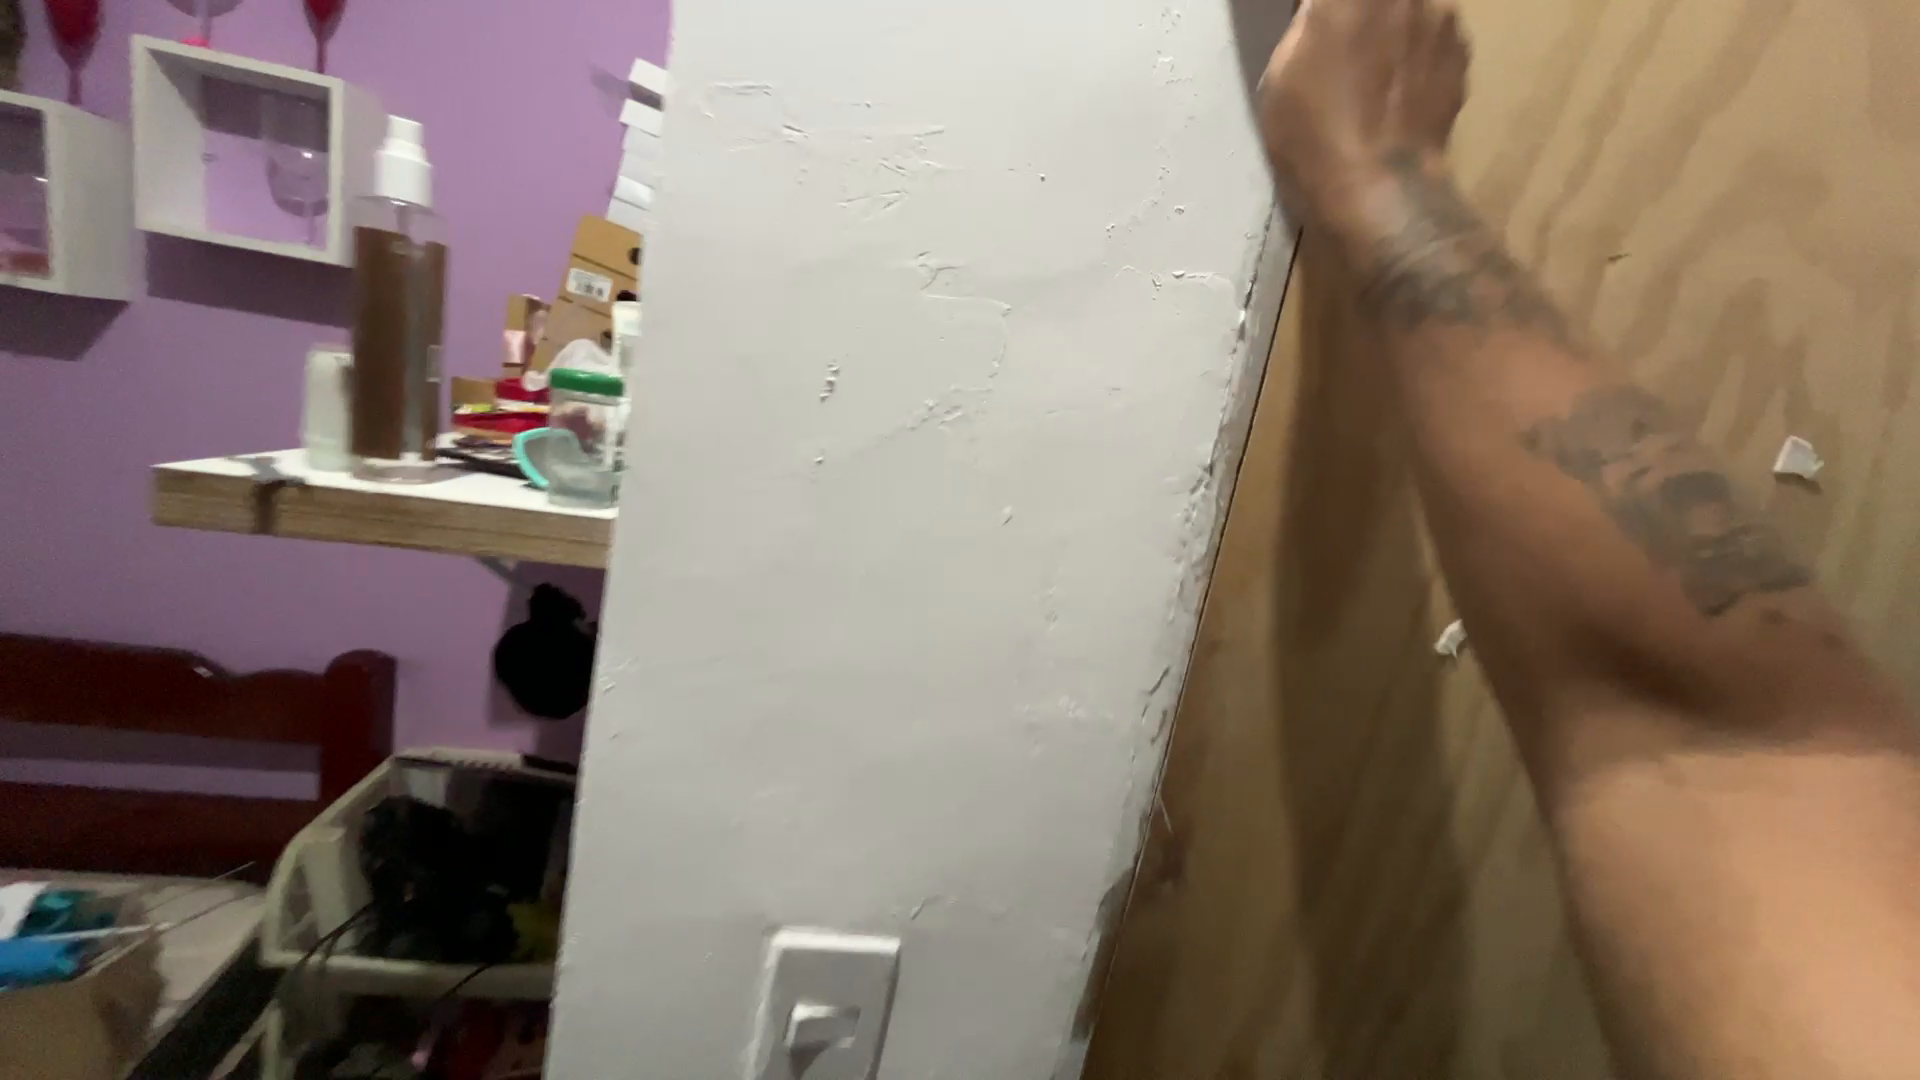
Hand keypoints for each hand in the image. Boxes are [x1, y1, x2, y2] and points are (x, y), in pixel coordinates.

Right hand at [1255, 0, 1471, 235]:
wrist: (1376, 188)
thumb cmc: (1311, 138)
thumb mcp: (1280, 80)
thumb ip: (1306, 27)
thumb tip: (1321, 9)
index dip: (1327, 11)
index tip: (1318, 24)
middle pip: (1382, 0)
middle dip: (1365, 16)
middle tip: (1348, 47)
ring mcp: (1439, 14)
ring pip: (1412, 7)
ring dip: (1396, 26)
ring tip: (1377, 73)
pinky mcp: (1461, 48)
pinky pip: (1434, 35)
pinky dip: (1418, 52)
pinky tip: (1399, 93)